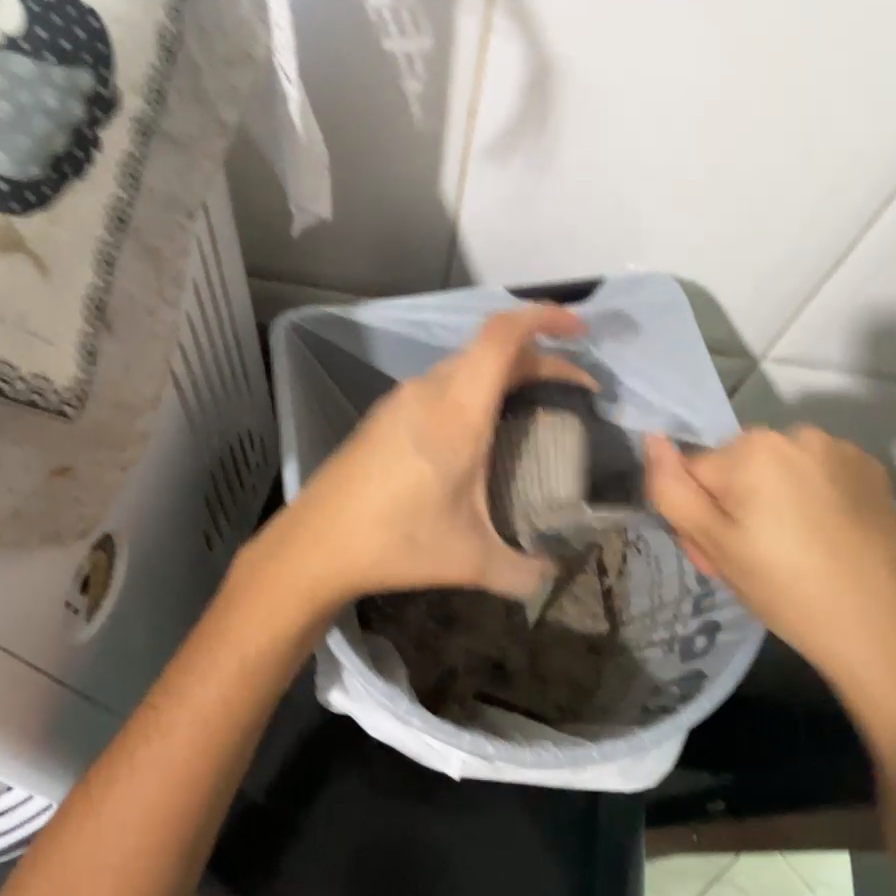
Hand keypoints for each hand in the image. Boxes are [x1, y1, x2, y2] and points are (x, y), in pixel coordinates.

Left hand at [248, 304, 594, 611]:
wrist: (314, 546)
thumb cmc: (396, 543)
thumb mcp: (471, 561)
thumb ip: (523, 571)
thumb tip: (552, 575)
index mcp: (456, 411)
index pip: (504, 336)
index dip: (546, 320)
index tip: (581, 332)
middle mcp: (428, 392)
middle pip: (490, 350)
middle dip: (538, 359)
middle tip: (572, 392)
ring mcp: (400, 401)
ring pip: (463, 367)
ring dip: (503, 376)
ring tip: (533, 410)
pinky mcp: (383, 418)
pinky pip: (440, 386)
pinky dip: (474, 392)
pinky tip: (480, 435)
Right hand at [644, 426, 895, 689]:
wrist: (880, 628)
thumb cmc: (784, 589)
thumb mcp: (712, 545)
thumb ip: (672, 490)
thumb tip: (651, 440)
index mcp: (752, 448)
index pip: (695, 474)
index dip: (699, 517)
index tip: (719, 555)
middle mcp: (797, 434)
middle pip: (738, 469)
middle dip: (736, 507)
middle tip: (752, 562)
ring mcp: (840, 450)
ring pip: (778, 473)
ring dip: (773, 503)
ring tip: (792, 554)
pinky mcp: (873, 471)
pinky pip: (818, 477)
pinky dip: (812, 501)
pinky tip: (825, 540)